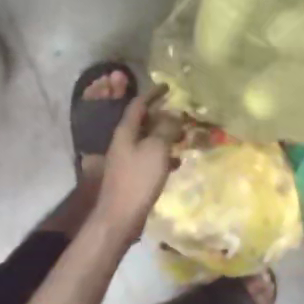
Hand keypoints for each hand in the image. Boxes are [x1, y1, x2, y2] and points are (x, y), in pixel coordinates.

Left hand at [90, 87, 175, 239]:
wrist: (119, 216)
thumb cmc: (138, 179)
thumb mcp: (156, 150)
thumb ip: (166, 129)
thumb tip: (173, 114)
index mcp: (125, 131)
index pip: (138, 104)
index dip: (153, 93)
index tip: (168, 87)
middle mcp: (123, 141)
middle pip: (143, 121)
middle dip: (162, 116)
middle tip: (182, 115)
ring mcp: (126, 159)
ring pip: (148, 140)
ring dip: (165, 136)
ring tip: (184, 137)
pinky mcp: (131, 176)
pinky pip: (149, 158)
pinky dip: (163, 156)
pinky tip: (177, 162)